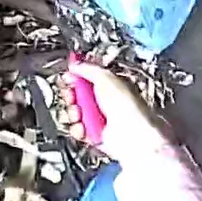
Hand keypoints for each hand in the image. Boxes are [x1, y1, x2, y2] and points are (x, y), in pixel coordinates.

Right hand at [55, 61, 172, 163]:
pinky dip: (78, 129)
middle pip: (77, 94)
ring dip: (74, 113)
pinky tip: (84, 127)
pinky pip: (78, 130)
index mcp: (109, 84)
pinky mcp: (95, 135)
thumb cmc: (127, 105)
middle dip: (71, 95)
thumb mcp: (106, 78)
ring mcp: (99, 119)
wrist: (132, 135)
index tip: (69, 75)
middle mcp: (104, 101)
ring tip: (81, 114)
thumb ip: (88, 69)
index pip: (86, 76)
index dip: (75, 76)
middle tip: (73, 96)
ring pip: (75, 113)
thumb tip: (75, 64)